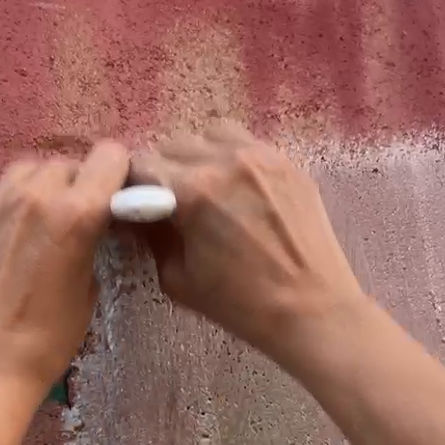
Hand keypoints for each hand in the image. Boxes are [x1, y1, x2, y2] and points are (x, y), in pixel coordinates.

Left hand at [0, 141, 128, 401]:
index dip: (119, 174)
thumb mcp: (89, 290)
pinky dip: (17, 202)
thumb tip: (91, 228)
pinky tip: (16, 235)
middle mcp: (35, 194)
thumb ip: (92, 243)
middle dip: (81, 186)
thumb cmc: (47, 341)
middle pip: (69, 164)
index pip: (109, 156)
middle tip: (80, 220)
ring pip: (31, 170)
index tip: (116, 199)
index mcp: (76, 213)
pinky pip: (2, 191)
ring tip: (46, 222)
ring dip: (46, 187)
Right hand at [132, 121, 368, 370]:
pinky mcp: (288, 162)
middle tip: (168, 201)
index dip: (132, 185)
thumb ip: (152, 237)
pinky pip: (247, 143)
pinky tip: (236, 189)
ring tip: (204, 187)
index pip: (141, 165)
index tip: (135, 204)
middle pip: (173, 145)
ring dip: (198, 155)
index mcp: (193, 191)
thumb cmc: (241, 304)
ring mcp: (262, 155)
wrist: (312, 310)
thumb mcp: (178, 278)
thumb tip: (136, 215)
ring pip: (211, 134)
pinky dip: (231, 158)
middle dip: (163, 170)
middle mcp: (226, 160)